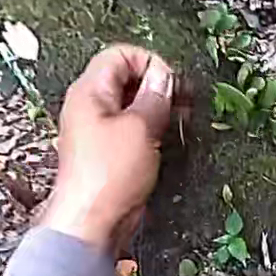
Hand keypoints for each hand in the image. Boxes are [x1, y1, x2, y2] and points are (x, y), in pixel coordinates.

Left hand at [41, 45, 175, 251]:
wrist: (93, 220)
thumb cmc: (109, 175)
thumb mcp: (140, 128)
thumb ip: (154, 97)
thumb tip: (164, 75)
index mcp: (90, 91)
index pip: (120, 55)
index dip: (150, 63)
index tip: (173, 83)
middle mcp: (91, 106)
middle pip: (127, 79)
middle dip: (158, 86)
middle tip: (185, 102)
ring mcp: (100, 129)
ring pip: (133, 105)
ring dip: (158, 109)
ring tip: (182, 121)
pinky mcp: (111, 151)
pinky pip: (133, 129)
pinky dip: (152, 128)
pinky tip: (168, 139)